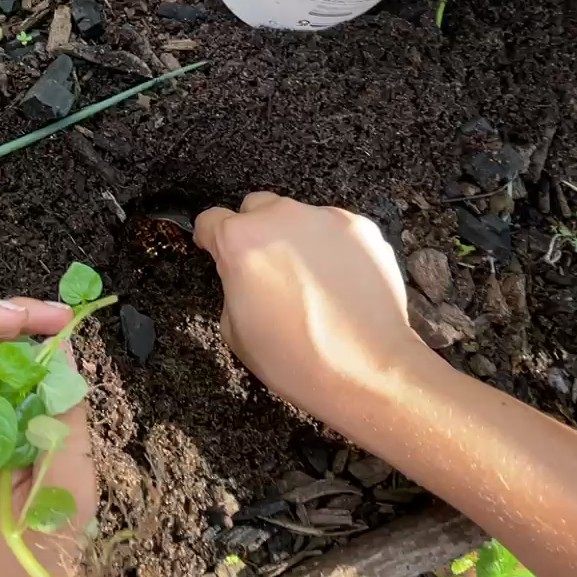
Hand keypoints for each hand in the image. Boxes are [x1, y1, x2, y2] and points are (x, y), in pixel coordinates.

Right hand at [194, 192, 438, 429]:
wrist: (367, 370)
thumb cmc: (299, 358)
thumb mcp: (235, 331)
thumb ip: (232, 286)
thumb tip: (242, 275)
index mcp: (240, 242)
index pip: (210, 220)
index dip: (209, 237)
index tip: (214, 246)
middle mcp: (281, 219)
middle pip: (255, 207)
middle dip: (253, 231)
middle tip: (265, 267)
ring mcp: (324, 219)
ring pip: (297, 215)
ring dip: (294, 238)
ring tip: (309, 280)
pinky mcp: (360, 228)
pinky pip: (334, 228)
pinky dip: (331, 247)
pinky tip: (338, 281)